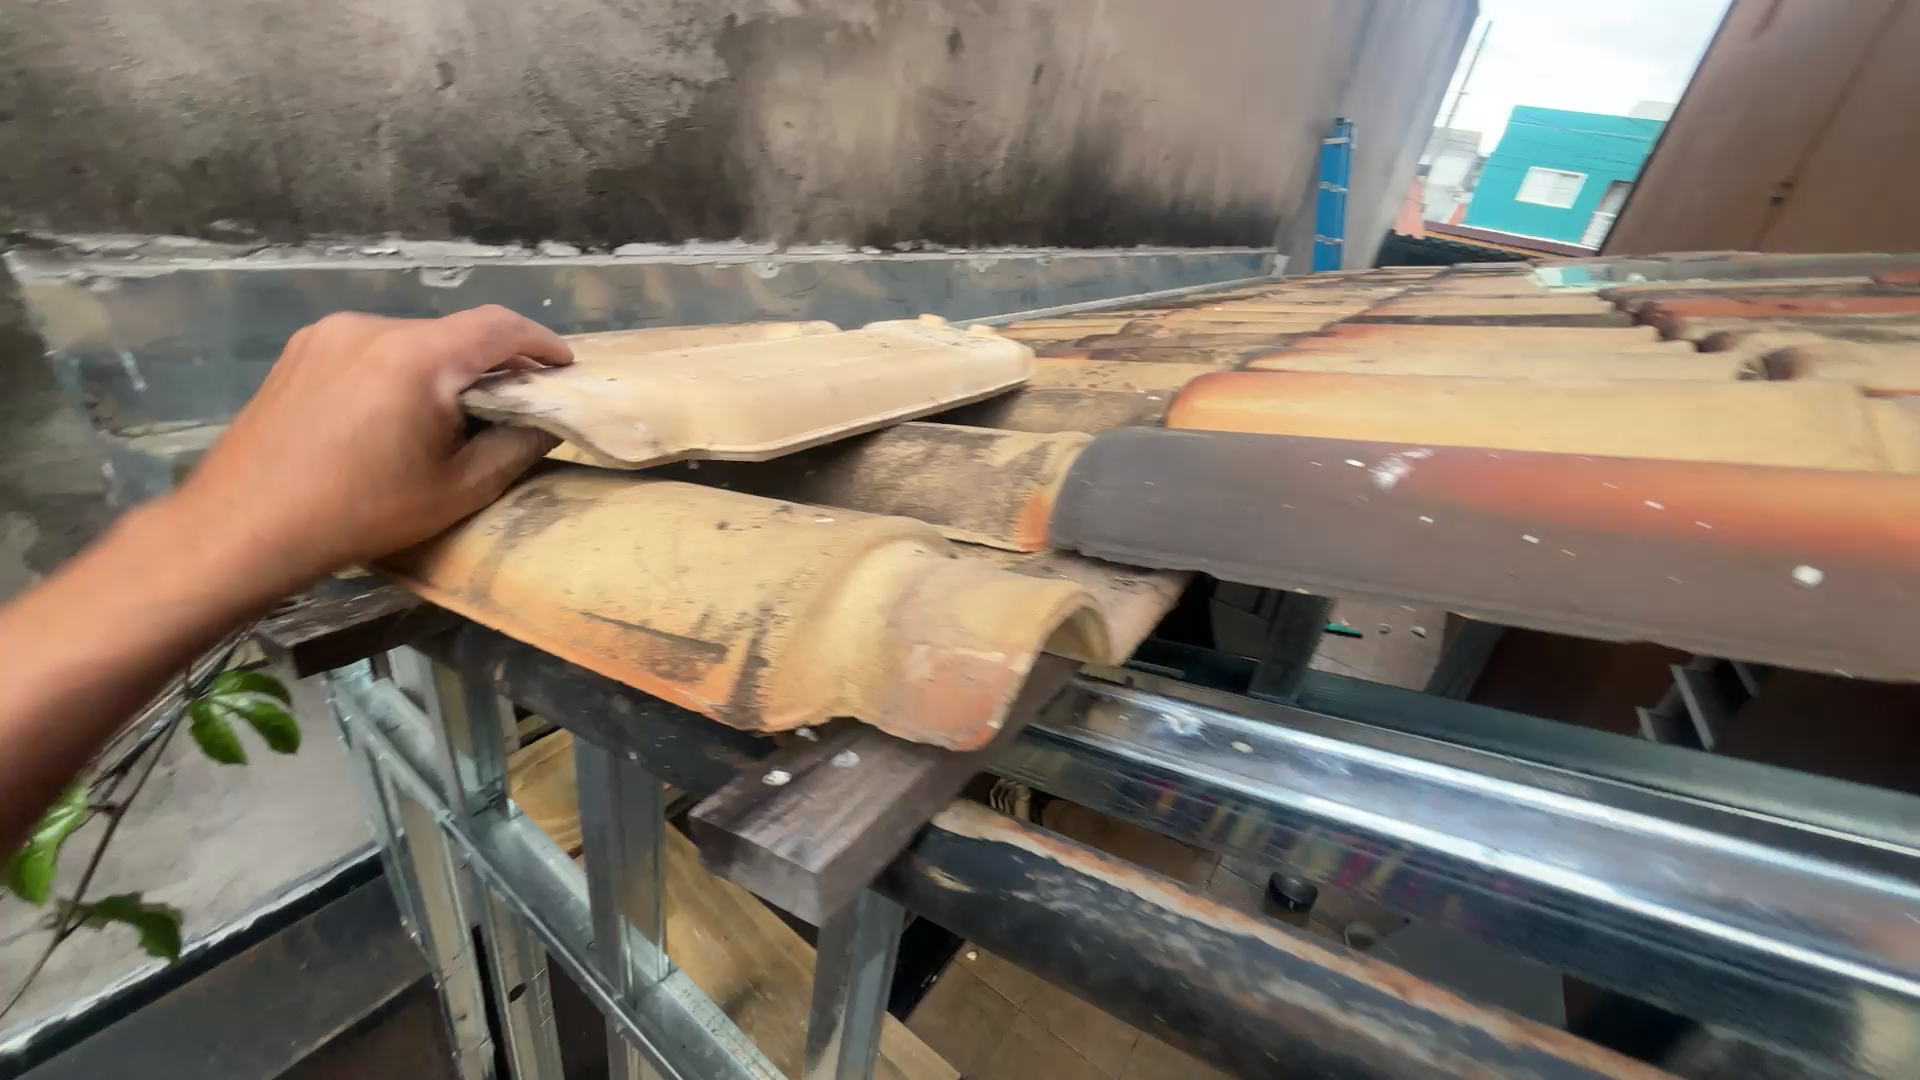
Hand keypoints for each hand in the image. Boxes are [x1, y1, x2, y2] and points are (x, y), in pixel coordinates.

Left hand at [172, 305, 572, 595]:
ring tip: (466, 408)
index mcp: (416, 358)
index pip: (499, 327)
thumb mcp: (464, 487)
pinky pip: (380, 346)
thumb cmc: (367, 510)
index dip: (542, 342)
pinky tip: (412, 407)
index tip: (566, 366)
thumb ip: (519, 445)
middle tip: (523, 398)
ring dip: (454, 365)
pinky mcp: (304, 350)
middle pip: (458, 332)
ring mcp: (330, 334)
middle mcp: (371, 329)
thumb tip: (551, 421)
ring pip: (418, 338)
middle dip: (499, 360)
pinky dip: (413, 367)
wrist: (245, 525)